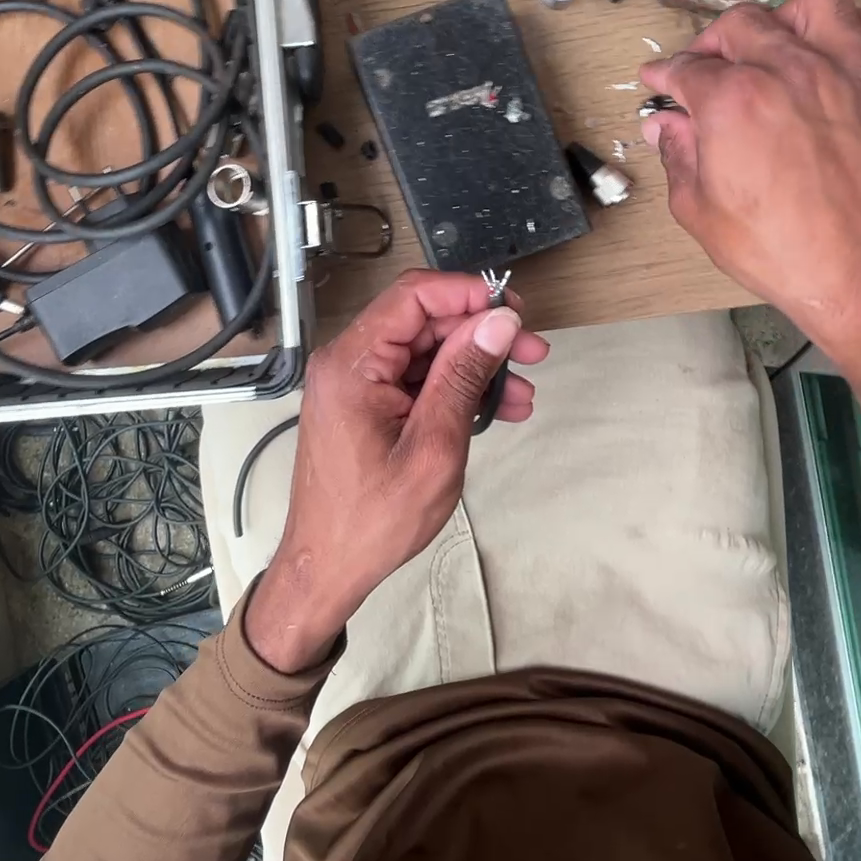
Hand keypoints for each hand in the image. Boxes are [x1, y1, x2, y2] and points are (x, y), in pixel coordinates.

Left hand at [244, 270, 549, 672]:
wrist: (329, 566)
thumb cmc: (373, 519)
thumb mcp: (433, 446)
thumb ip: (463, 376)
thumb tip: (498, 321)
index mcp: (352, 363)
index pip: (413, 296)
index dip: (468, 294)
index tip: (513, 312)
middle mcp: (347, 362)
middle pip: (423, 322)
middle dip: (480, 334)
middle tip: (531, 353)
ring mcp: (355, 383)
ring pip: (424, 351)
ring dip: (474, 366)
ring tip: (519, 393)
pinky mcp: (364, 404)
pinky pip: (414, 379)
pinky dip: (452, 389)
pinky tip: (493, 409)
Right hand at [639, 0, 860, 363]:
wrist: (859, 273)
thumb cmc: (779, 249)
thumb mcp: (699, 211)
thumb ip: (678, 157)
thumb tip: (665, 128)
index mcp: (733, 102)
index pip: (688, 69)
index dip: (665, 75)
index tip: (659, 82)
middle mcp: (789, 71)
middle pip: (743, 24)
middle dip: (712, 42)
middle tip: (704, 68)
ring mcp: (847, 72)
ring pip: (816, 5)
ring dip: (785, 18)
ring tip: (773, 46)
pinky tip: (842, 51)